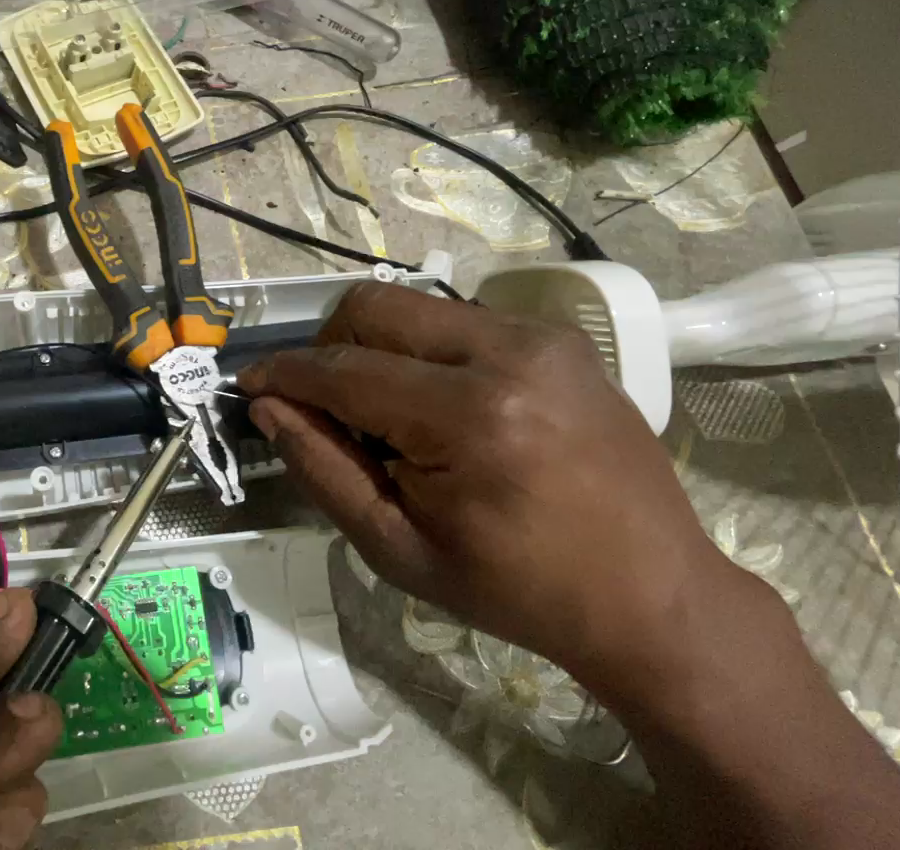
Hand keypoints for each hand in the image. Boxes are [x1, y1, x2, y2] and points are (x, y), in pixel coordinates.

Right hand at [237, 282, 754, 707]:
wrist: (652, 595)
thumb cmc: (515, 588)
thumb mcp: (396, 547)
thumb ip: (322, 468)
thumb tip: (269, 407)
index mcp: (468, 416)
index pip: (342, 370)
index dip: (283, 373)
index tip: (247, 384)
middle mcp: (508, 352)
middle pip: (372, 307)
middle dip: (325, 347)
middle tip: (320, 403)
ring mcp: (541, 337)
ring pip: (412, 305)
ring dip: (373, 346)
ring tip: (383, 412)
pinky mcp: (560, 338)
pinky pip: (456, 320)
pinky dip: (421, 350)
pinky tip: (434, 406)